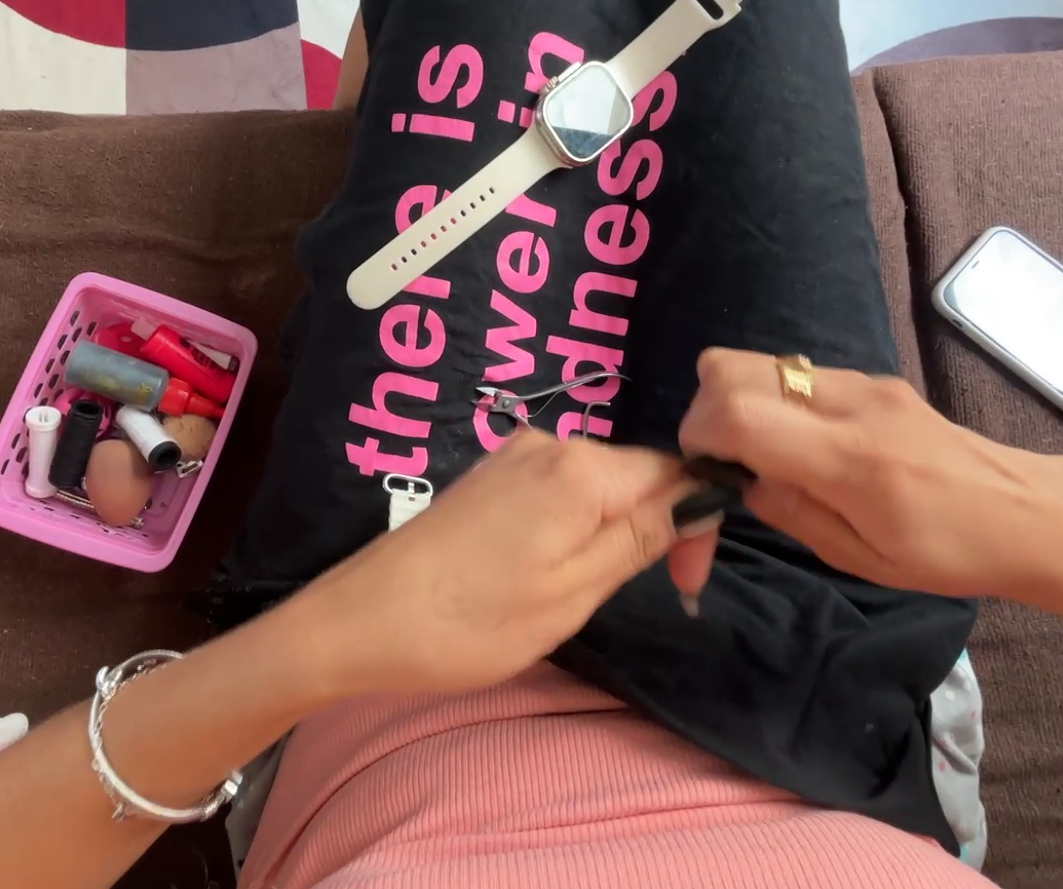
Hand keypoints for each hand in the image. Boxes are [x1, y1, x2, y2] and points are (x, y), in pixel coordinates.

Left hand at [288, 431, 692, 696]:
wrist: (363, 617)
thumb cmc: (474, 620)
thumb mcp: (573, 591)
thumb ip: (641, 537)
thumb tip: (699, 498)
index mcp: (579, 467)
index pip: (674, 472)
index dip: (694, 524)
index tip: (684, 587)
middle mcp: (548, 442)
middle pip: (634, 474)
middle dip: (653, 527)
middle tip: (631, 593)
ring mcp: (512, 455)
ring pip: (595, 485)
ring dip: (609, 531)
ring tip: (577, 587)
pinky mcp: (487, 474)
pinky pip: (557, 488)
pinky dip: (572, 523)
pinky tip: (543, 565)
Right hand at [675, 348, 1062, 601]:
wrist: (1035, 514)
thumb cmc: (949, 553)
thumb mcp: (858, 557)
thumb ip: (787, 510)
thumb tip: (737, 478)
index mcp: (849, 460)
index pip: (737, 414)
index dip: (699, 435)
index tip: (705, 469)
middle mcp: (848, 403)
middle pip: (728, 368)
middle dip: (702, 410)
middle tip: (722, 456)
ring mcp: (860, 382)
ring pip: (752, 361)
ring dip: (731, 401)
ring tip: (758, 449)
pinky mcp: (868, 378)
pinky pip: (787, 371)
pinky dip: (765, 398)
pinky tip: (794, 439)